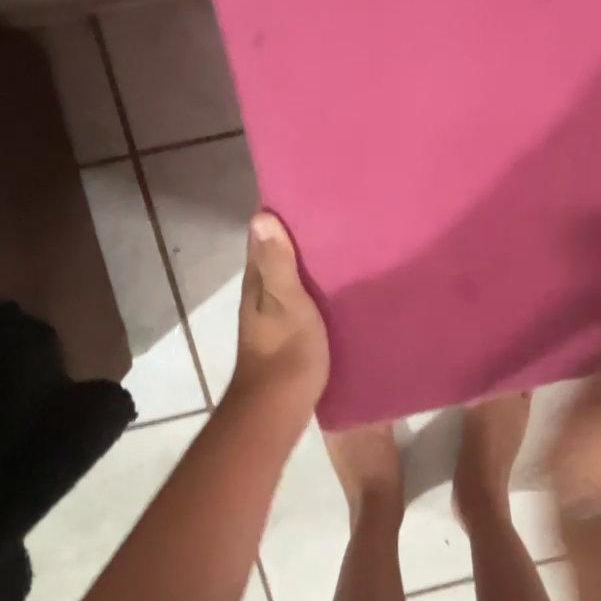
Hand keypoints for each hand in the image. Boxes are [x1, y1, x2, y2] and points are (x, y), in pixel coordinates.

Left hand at [229, 212, 329, 411]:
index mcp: (257, 282)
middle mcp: (261, 294)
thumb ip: (276, 263)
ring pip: (289, 277)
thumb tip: (261, 215)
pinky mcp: (289, 332)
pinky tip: (338, 284)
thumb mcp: (286, 301)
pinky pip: (302, 298)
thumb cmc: (285, 350)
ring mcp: (273, 315)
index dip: (277, 214)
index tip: (304, 193)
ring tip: (343, 242)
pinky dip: (315, 286)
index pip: (262, 237)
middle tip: (334, 214)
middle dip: (297, 235)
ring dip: (308, 261)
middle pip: (276, 256)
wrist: (279, 407)